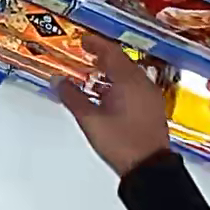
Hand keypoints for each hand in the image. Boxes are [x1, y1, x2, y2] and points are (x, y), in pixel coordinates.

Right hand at [55, 34, 172, 176]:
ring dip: (110, 70)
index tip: (83, 40)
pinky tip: (106, 93)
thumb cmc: (122, 142)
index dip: (95, 44)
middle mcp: (143, 85)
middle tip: (87, 52)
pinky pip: (134, 87)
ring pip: (129, 74)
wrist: (149, 169)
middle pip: (122, 62)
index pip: (111, 53)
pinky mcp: (151, 110)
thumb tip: (57, 81)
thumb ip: (72, 96)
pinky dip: (119, 83)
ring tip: (93, 72)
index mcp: (129, 81)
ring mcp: (149, 97)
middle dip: (103, 56)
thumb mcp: (89, 118)